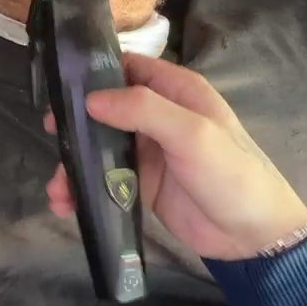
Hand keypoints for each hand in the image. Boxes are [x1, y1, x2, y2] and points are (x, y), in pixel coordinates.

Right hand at [46, 54, 306, 260]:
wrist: (253, 237)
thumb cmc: (230, 174)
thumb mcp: (191, 134)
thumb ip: (143, 110)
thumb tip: (90, 98)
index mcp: (177, 91)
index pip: (129, 68)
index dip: (96, 73)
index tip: (63, 87)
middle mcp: (160, 116)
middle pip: (107, 108)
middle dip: (76, 122)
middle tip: (53, 134)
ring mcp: (149, 152)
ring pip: (101, 147)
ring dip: (76, 164)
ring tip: (58, 189)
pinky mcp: (142, 184)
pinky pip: (105, 180)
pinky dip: (84, 189)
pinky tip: (67, 204)